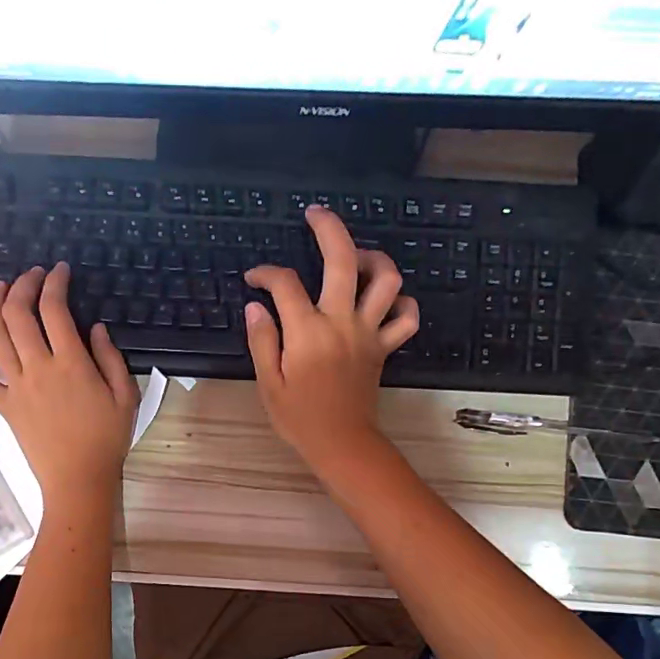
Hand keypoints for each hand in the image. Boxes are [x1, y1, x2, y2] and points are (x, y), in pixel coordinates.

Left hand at [0, 263, 138, 507]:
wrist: (78, 480)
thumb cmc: (107, 440)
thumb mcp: (125, 397)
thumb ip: (111, 358)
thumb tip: (96, 327)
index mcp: (71, 364)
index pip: (55, 309)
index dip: (54, 283)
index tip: (59, 272)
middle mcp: (38, 369)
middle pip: (18, 314)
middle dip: (21, 285)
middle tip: (30, 275)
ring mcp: (16, 387)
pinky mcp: (4, 406)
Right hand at [244, 206, 419, 468]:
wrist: (341, 444)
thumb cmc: (299, 418)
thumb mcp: (268, 383)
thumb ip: (262, 340)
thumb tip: (256, 306)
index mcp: (307, 332)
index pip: (285, 284)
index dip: (266, 273)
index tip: (254, 279)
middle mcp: (342, 322)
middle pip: (343, 260)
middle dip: (328, 228)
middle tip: (315, 214)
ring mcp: (368, 333)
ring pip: (386, 280)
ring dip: (373, 258)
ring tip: (356, 257)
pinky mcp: (384, 348)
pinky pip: (406, 318)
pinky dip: (401, 303)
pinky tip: (384, 301)